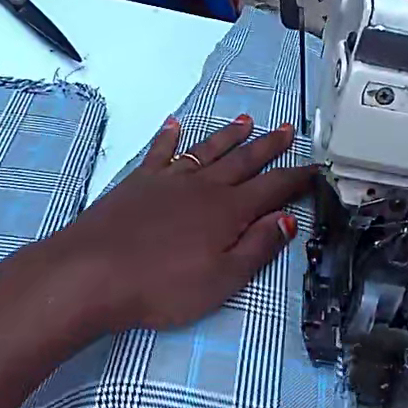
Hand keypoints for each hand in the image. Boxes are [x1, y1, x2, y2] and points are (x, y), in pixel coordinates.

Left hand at [33, 115, 315, 335]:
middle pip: (243, 160)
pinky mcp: (138, 182)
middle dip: (268, 146)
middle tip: (287, 130)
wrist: (92, 272)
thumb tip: (287, 219)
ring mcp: (169, 180)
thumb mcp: (221, 280)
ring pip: (207, 150)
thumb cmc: (160, 286)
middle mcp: (202, 187)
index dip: (297, 178)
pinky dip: (169, 137)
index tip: (315, 167)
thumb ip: (256, 248)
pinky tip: (174, 125)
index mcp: (227, 211)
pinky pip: (160, 152)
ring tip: (247, 121)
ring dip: (229, 136)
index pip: (273, 188)